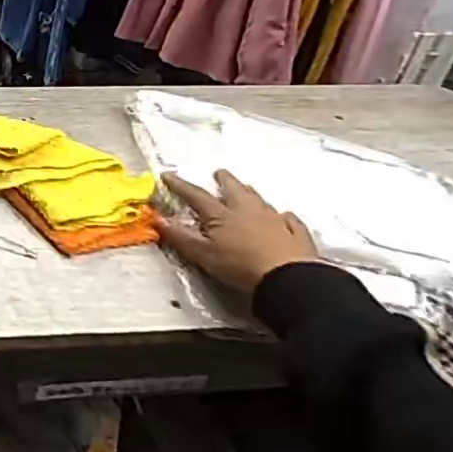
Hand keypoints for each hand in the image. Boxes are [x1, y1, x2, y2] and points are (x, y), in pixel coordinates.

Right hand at [155, 170, 318, 294]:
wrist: (288, 279)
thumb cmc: (240, 267)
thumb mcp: (204, 255)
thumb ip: (180, 236)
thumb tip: (156, 218)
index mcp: (222, 215)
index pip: (196, 196)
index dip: (180, 186)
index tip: (168, 176)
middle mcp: (248, 210)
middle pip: (234, 189)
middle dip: (224, 180)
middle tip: (218, 173)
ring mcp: (274, 219)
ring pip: (260, 200)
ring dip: (250, 193)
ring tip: (246, 189)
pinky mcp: (296, 233)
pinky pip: (289, 219)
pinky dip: (283, 216)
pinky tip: (284, 217)